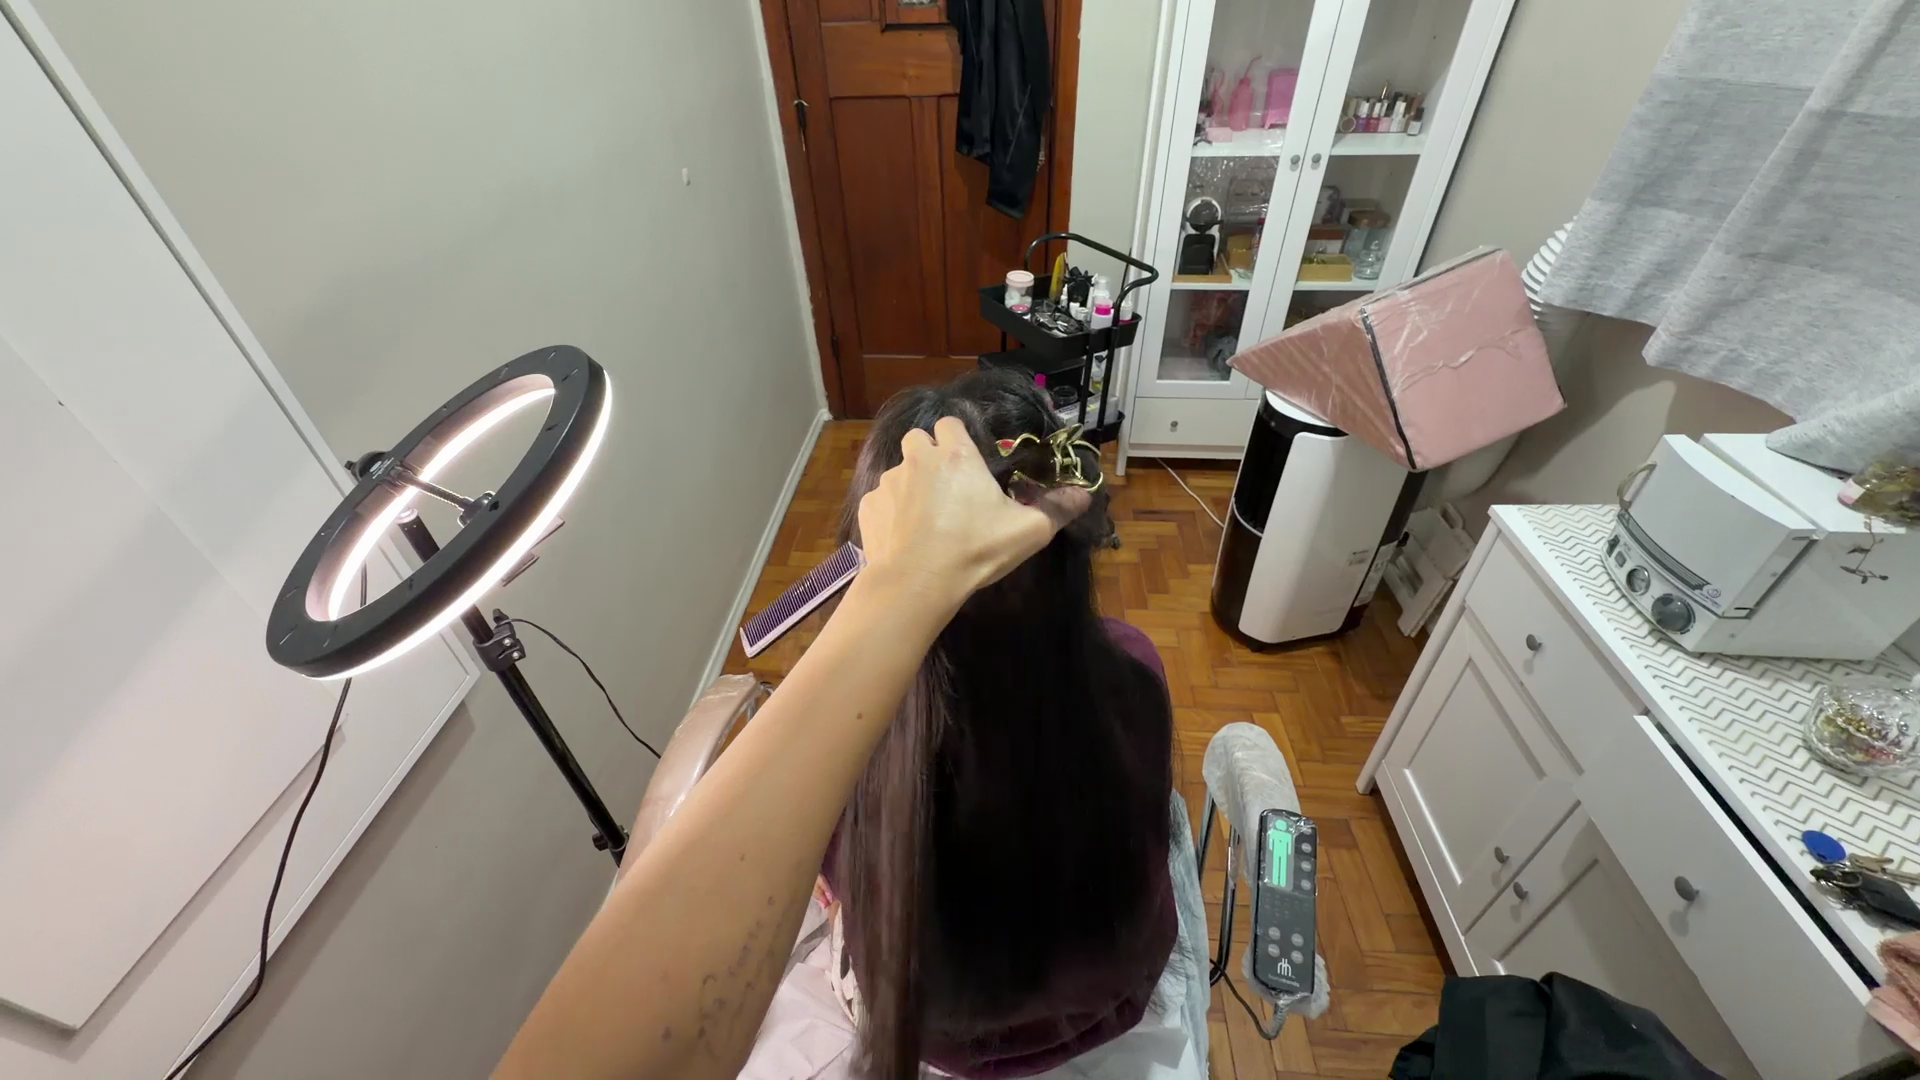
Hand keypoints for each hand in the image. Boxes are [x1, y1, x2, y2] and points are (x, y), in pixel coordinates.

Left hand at [857, 416, 1090, 609]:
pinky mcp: (869, 507)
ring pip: (899, 470)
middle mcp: (919, 460)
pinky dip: (892, 512)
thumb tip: (1085, 494)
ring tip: (926, 518)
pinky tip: (905, 536)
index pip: (950, 422)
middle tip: (946, 487)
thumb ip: (1057, 509)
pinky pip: (882, 500)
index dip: (958, 437)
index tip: (968, 461)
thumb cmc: (975, 551)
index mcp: (957, 455)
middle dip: (929, 454)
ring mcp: (889, 483)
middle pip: (918, 439)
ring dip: (911, 485)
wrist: (917, 583)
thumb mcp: (1027, 532)